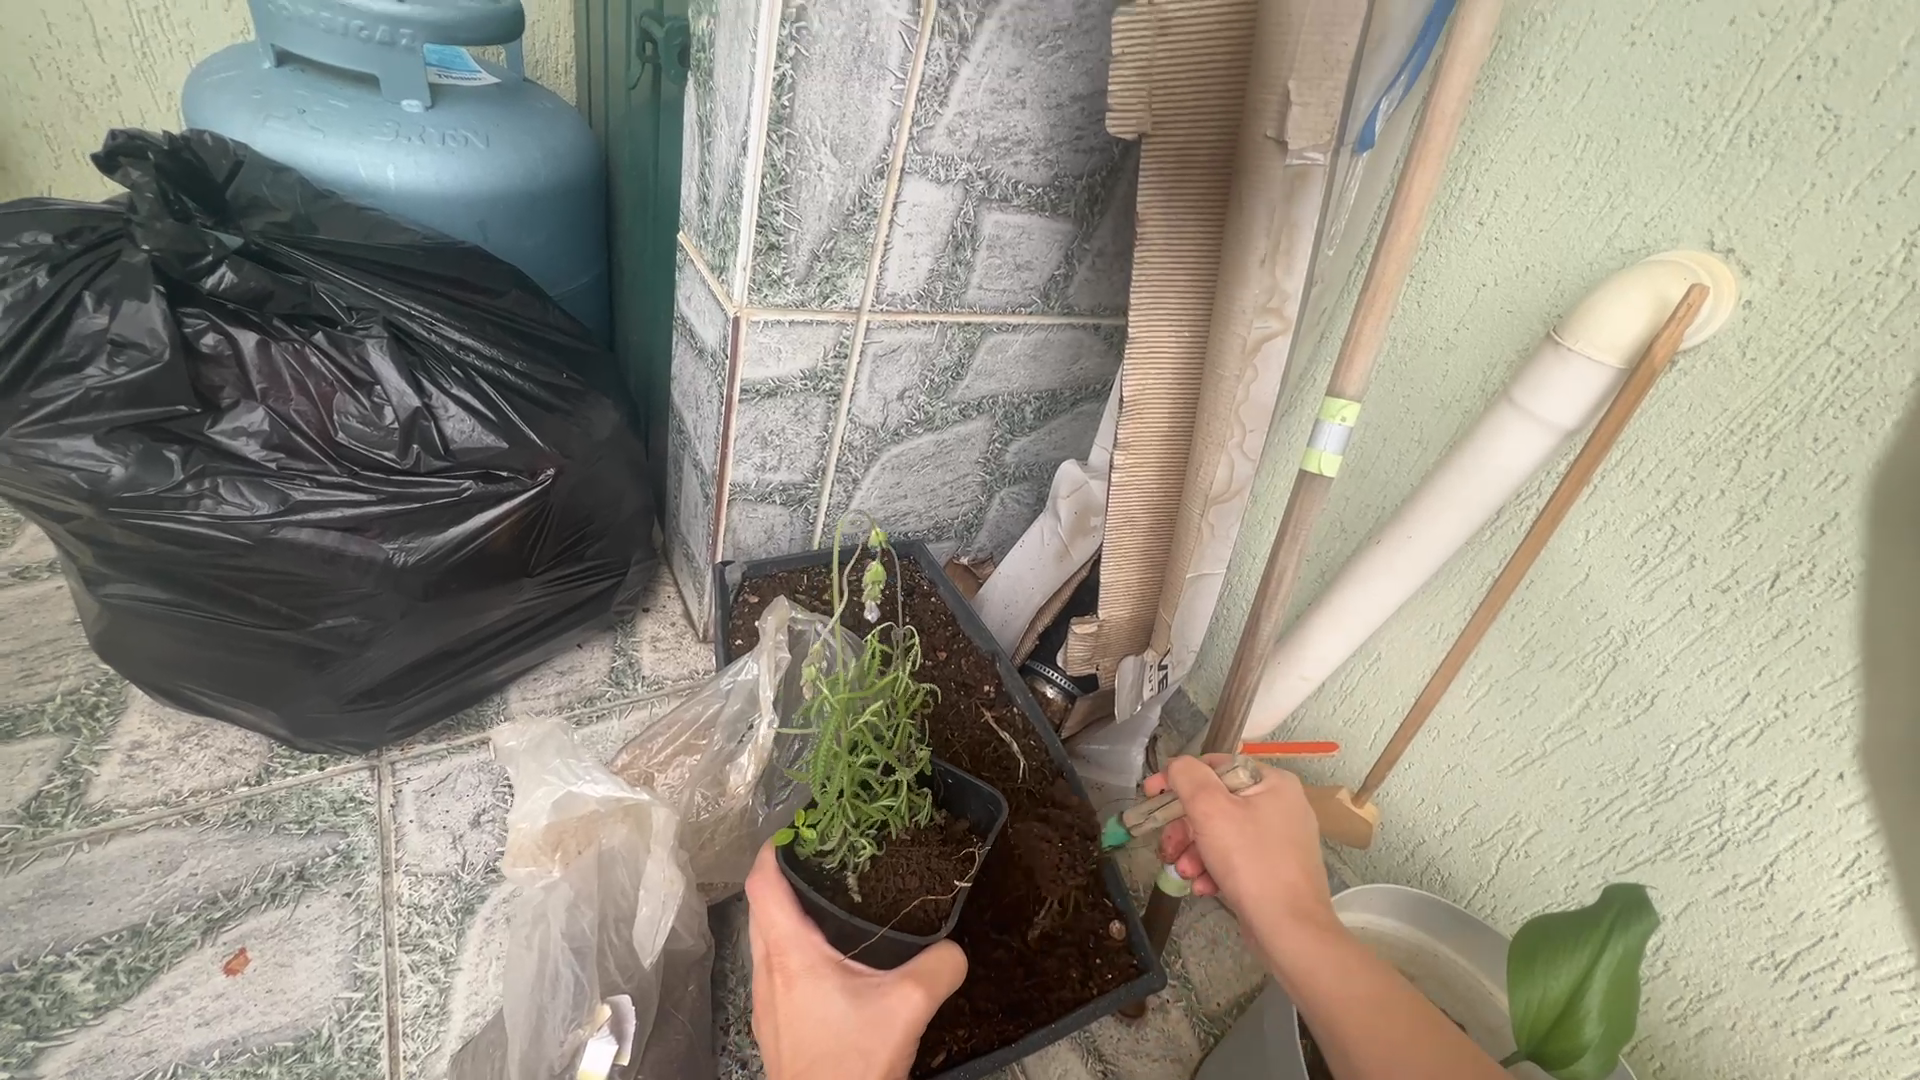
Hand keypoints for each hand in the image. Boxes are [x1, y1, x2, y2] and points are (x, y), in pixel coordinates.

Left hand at [745, 843, 966, 1079]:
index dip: (774, 849)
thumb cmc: (853, 1063)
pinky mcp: (773, 1025)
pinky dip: (790, 944)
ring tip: (826, 897)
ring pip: (764, 938)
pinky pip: (774, 966)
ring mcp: (766, 1002)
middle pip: (760, 906)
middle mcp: (769, 971)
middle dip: (784, 875)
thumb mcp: (908, 1008)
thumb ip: (939, 966)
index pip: (763, 884)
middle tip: (823, 856)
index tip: (798, 828)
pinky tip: (828, 955)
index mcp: (791, 954)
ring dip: (785, 912)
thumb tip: (956, 947)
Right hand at [1143, 755, 1338, 956]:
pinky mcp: (1276, 870)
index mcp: (1273, 781)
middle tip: (1168, 846)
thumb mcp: (1210, 809)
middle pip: (1215, 803)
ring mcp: (1280, 840)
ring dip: (1194, 851)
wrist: (1291, 934)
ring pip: (1221, 833)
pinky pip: (1235, 857)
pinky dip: (1214, 868)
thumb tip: (1177, 767)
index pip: (1214, 766)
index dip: (1178, 780)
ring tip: (1185, 873)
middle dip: (1185, 827)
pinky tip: (1204, 887)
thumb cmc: (1250, 862)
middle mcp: (1280, 805)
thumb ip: (1187, 776)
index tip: (1151, 796)